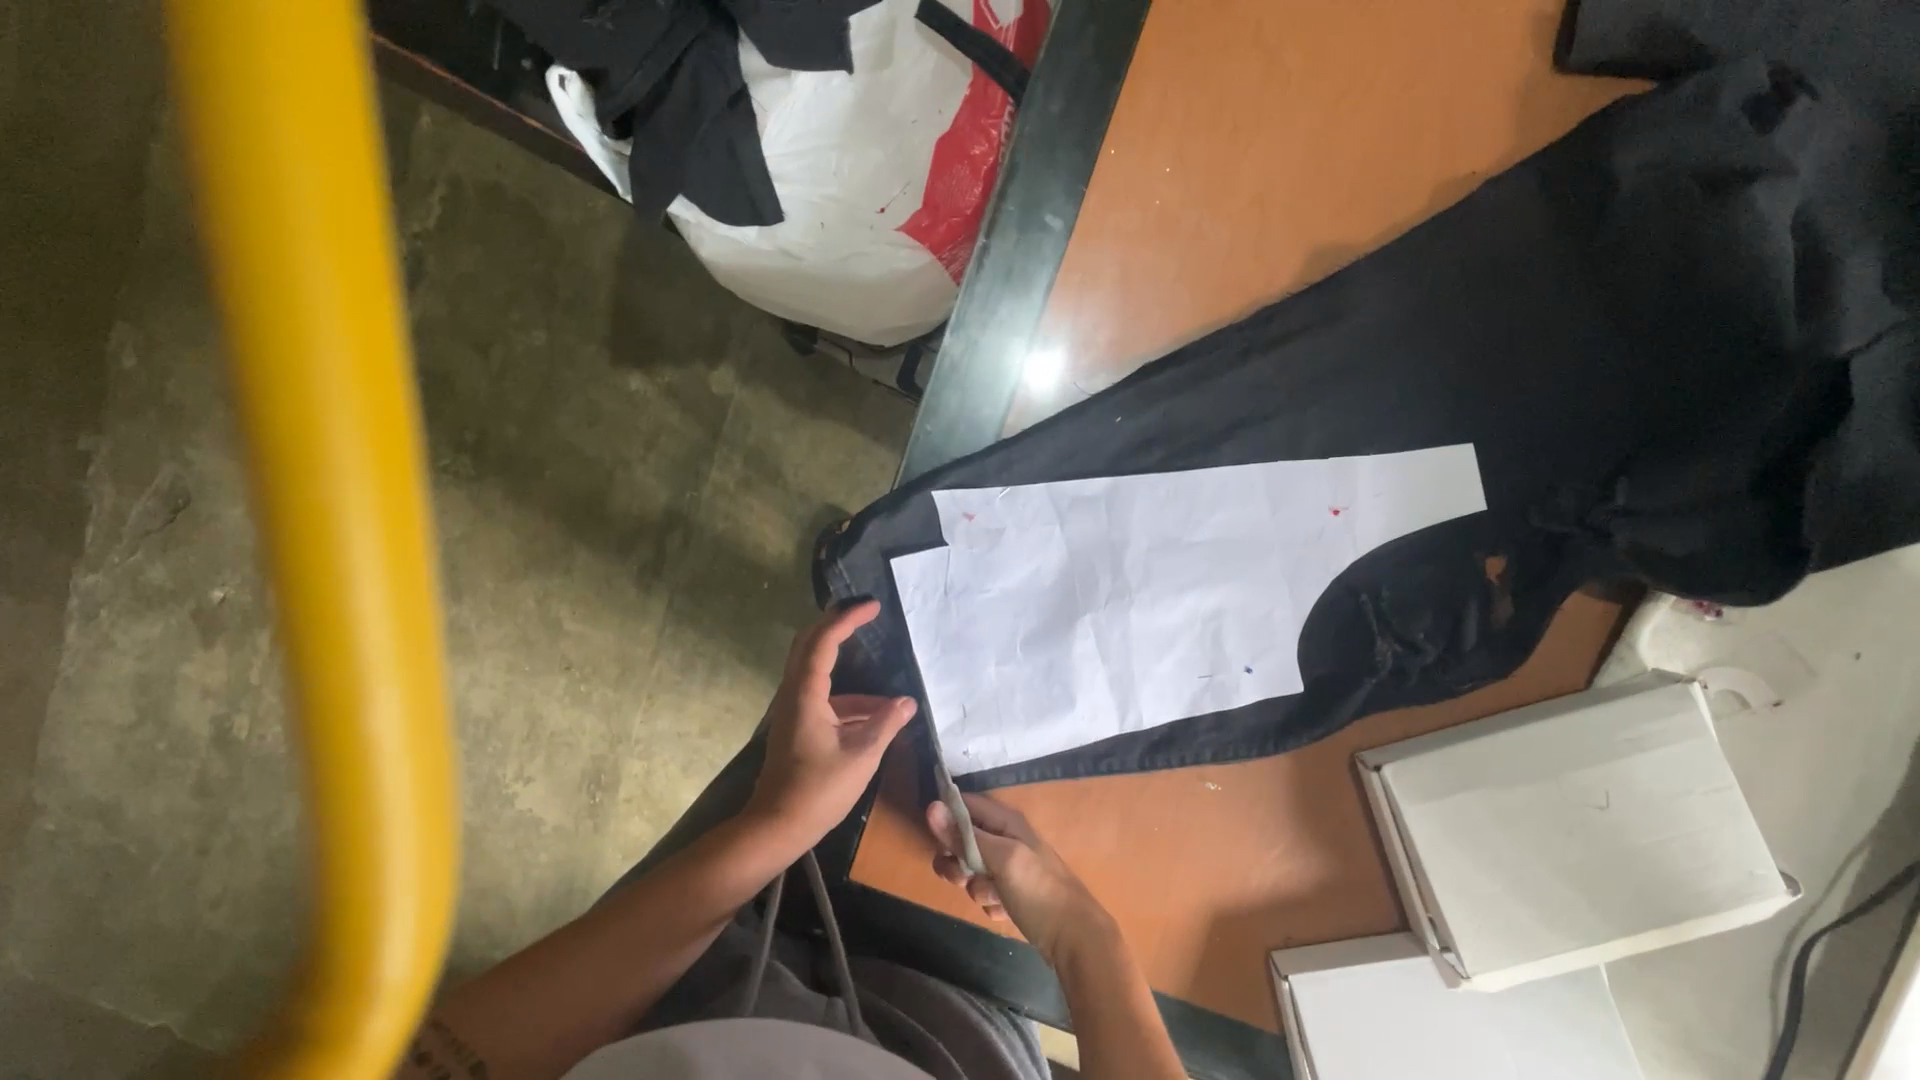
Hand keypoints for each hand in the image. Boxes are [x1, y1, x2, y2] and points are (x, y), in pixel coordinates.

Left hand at [744, 600, 916, 853]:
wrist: (777, 826)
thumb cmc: (818, 791)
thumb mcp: (862, 756)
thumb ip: (886, 724)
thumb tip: (908, 703)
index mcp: (805, 694)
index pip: (824, 641)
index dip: (847, 619)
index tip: (873, 606)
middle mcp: (793, 693)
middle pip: (810, 645)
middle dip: (836, 624)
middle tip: (865, 612)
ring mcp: (793, 710)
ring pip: (815, 671)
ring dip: (846, 665)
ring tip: (883, 672)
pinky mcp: (797, 726)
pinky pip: (822, 696)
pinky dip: (848, 696)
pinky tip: (877, 713)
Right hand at [928, 792, 1115, 965]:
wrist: (1074, 938)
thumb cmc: (1038, 891)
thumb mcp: (1000, 859)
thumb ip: (965, 836)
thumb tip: (930, 806)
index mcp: (1007, 822)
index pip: (966, 805)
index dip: (947, 818)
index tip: (935, 840)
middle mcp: (1007, 839)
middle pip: (964, 840)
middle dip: (957, 860)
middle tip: (962, 877)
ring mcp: (1010, 868)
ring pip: (972, 869)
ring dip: (975, 885)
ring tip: (992, 897)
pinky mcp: (1012, 893)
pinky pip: (986, 892)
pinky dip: (990, 902)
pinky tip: (1004, 910)